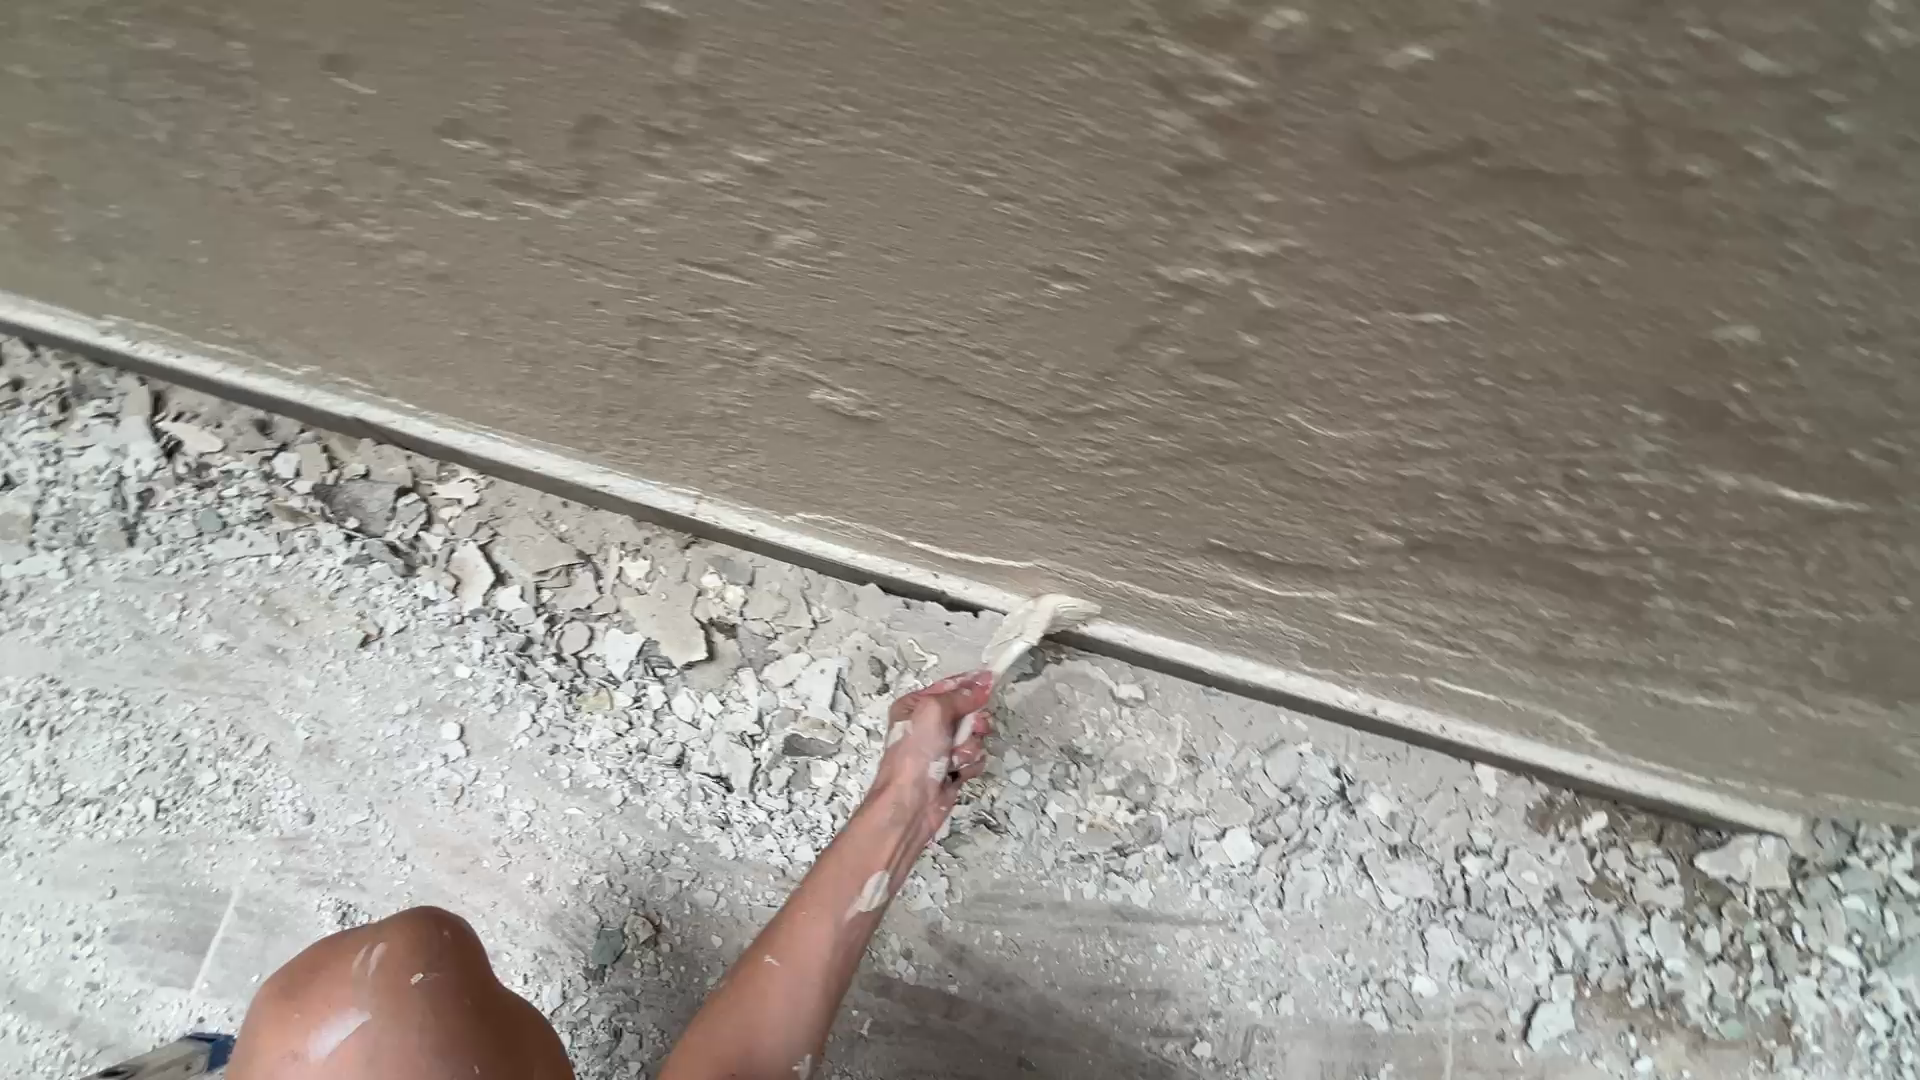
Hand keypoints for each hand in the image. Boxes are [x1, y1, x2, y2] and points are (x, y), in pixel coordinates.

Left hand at [861, 670, 993, 849]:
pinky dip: (969, 764)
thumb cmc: (914, 753)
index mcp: (916, 705)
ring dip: (968, 746)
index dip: (971, 683)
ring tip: (954, 758)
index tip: (991, 679)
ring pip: (974, 736)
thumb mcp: (933, 712)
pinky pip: (975, 757)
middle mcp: (928, 724)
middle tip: (970, 729)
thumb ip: (960, 696)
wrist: (910, 803)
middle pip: (967, 711)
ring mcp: (941, 747)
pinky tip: (957, 772)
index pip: (949, 687)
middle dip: (972, 721)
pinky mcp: (953, 768)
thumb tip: (982, 686)